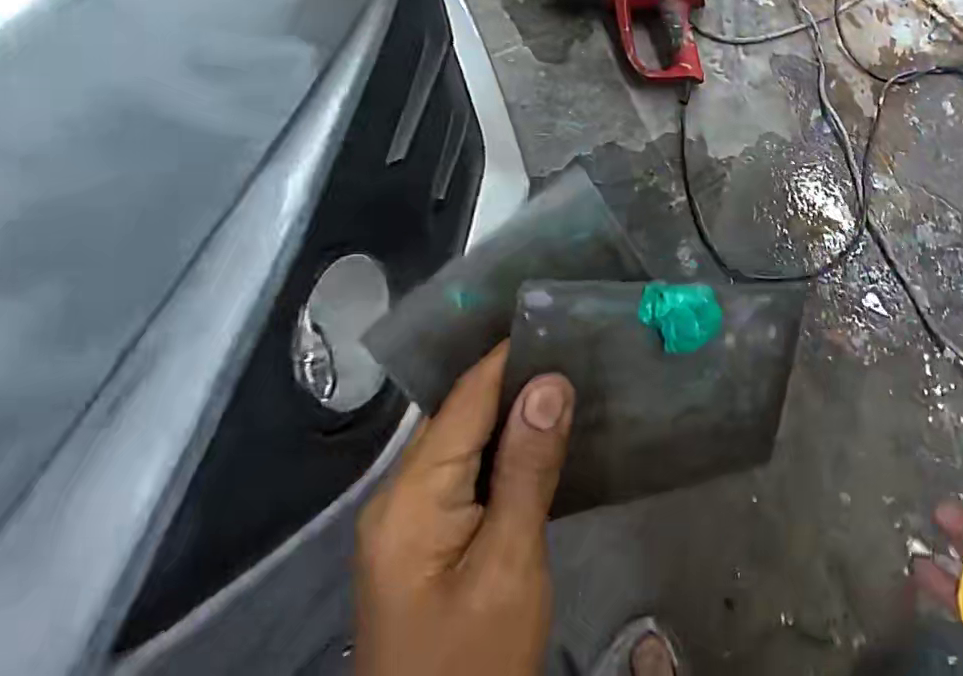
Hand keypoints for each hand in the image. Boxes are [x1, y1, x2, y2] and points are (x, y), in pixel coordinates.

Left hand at [355, 342, 575, 675]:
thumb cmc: (476, 660)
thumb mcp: (511, 566)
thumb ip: (528, 470)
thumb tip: (549, 382)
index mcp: (409, 497)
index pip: (463, 401)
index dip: (505, 358)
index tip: (551, 321)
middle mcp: (395, 496)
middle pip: (455, 418)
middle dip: (507, 381)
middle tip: (567, 348)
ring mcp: (402, 521)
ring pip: (457, 444)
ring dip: (504, 415)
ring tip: (559, 381)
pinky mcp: (418, 541)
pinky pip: (457, 474)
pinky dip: (495, 453)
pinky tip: (532, 442)